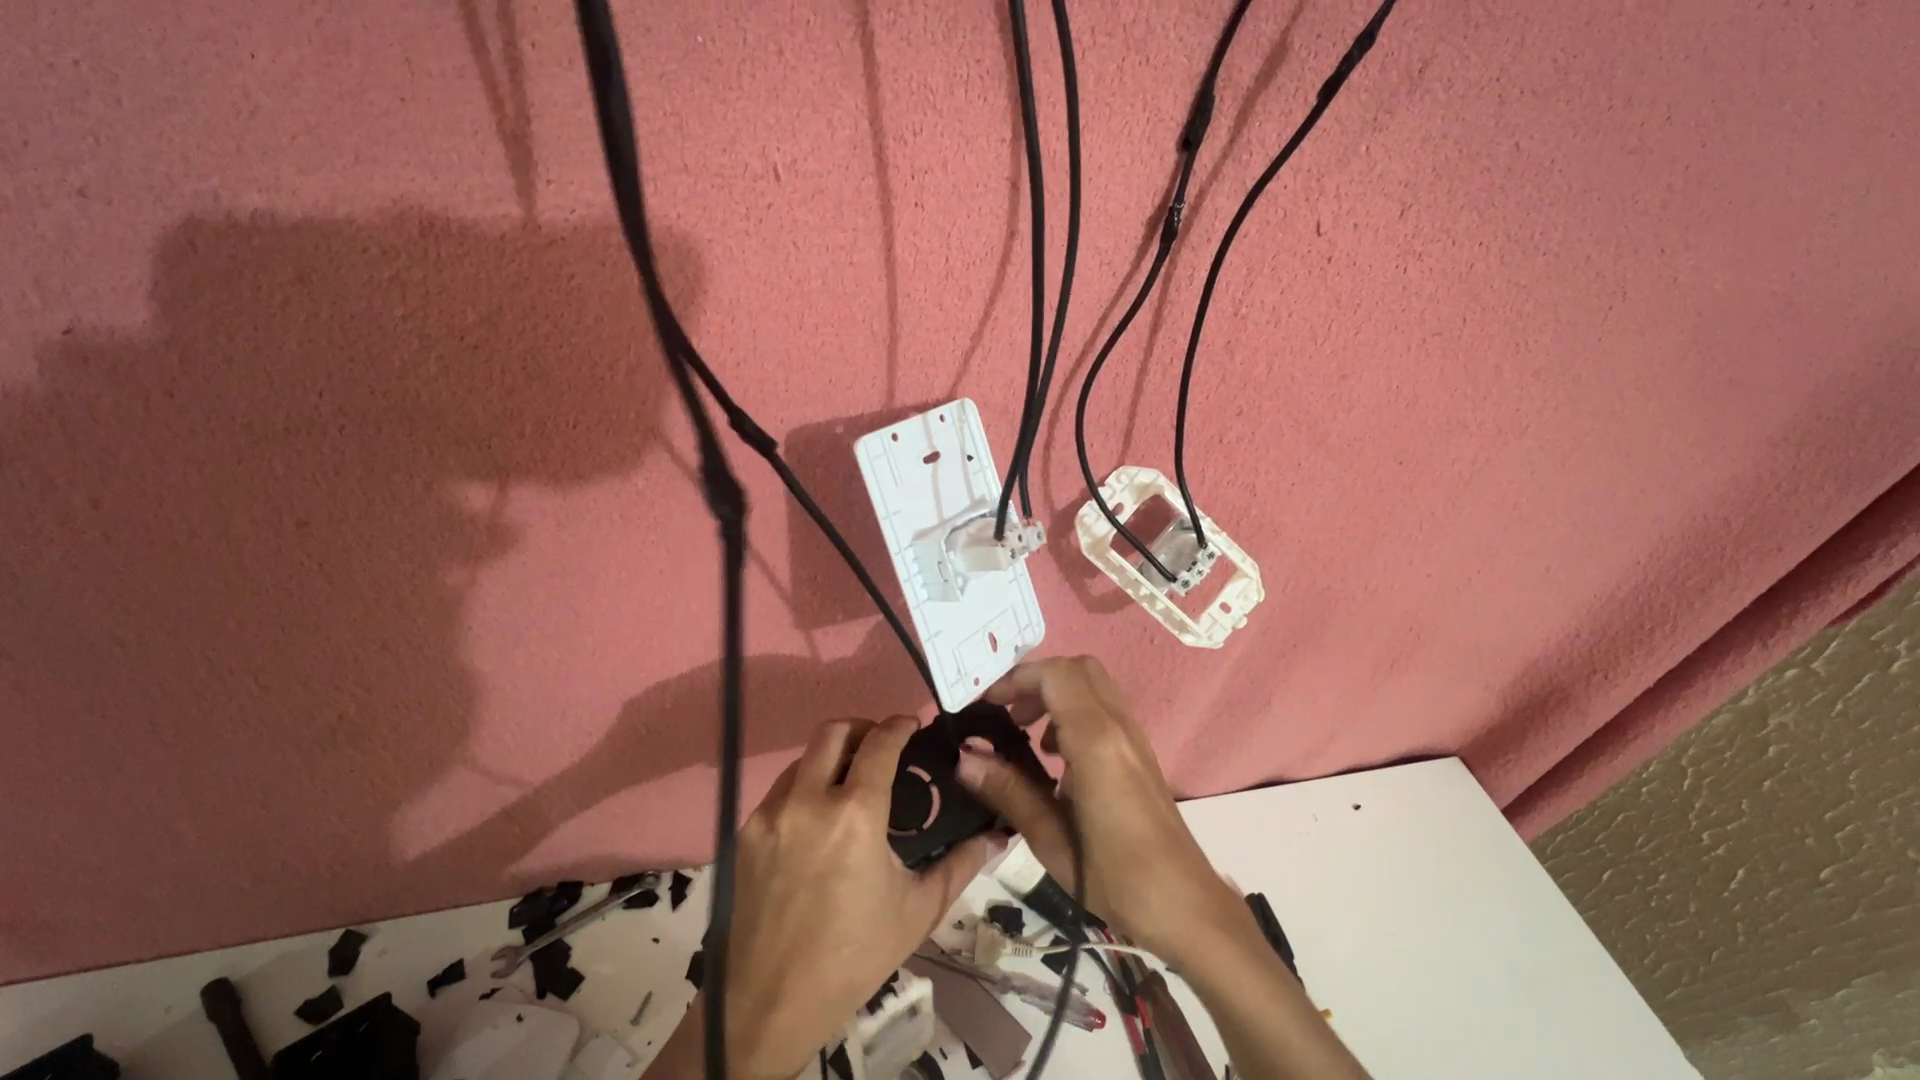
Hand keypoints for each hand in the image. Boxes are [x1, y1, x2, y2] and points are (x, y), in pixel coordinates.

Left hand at [695, 717, 1000, 1078]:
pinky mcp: (746, 834)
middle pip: (832, 732)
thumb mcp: (918, 910)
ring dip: (831, 757)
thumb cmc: (855, 956)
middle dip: (863, 728)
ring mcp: (770, 815)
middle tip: (883, 746)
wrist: (773, 1000)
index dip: (899, 725)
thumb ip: (959, 863)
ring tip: (853, 783)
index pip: (879, 744)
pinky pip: (780, 791)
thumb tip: (994, 837)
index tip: (913, 724)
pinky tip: (821, 819)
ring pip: (802, 759)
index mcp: (854, 814)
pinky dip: (805, 787)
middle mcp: (807, 800)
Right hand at [955, 657, 1244, 964]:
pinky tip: (1057, 762)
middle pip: (1078, 669)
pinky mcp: (1140, 756)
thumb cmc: (1116, 878)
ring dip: (1056, 696)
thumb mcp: (1051, 840)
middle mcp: (1119, 729)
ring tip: (1027, 738)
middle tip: (1007, 715)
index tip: (984, 705)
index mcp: (1097, 743)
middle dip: (1037, 681)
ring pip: (1094, 687)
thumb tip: (965, 758)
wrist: (1185, 906)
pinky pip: (1105, 711)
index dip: (1016, 679)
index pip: (1056, 676)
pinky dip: (1075, 715)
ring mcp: (1135, 740)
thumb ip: (1009, 791)